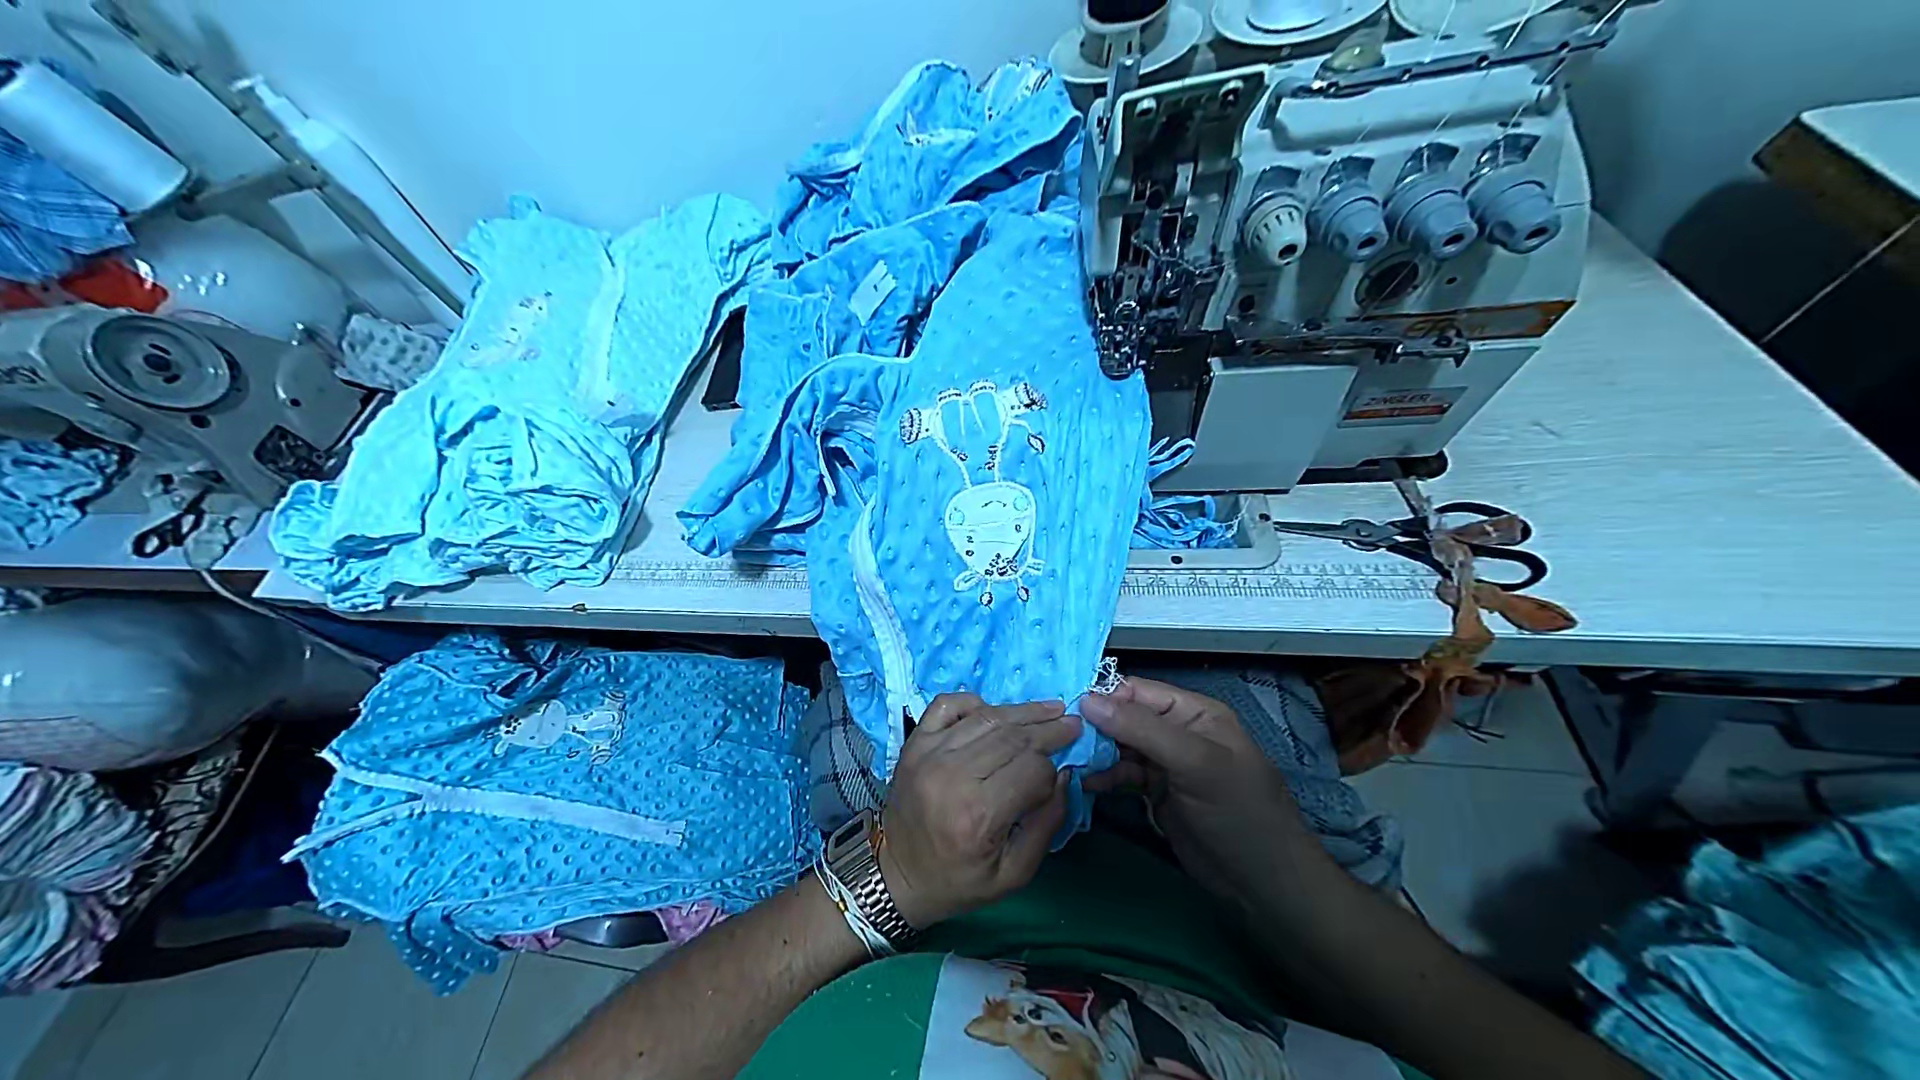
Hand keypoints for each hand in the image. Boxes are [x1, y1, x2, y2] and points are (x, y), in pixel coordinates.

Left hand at [878, 693, 1079, 928]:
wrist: (896, 875)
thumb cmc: (958, 880)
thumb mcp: (1014, 874)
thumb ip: (1047, 824)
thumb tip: (1066, 775)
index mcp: (978, 814)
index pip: (1032, 769)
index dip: (1053, 769)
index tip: (1064, 769)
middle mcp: (952, 775)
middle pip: (1012, 737)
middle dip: (1048, 729)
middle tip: (1072, 723)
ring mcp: (929, 753)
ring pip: (986, 717)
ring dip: (1022, 711)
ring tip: (1050, 709)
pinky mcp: (914, 742)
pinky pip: (947, 705)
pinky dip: (973, 702)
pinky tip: (994, 710)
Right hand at [1081, 678, 1304, 903]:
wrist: (1263, 885)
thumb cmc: (1237, 813)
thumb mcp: (1194, 762)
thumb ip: (1142, 729)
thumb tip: (1087, 699)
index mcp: (1192, 712)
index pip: (1136, 691)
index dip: (1102, 699)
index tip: (1065, 713)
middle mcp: (1177, 731)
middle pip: (1124, 717)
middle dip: (1093, 727)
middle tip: (1060, 742)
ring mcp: (1165, 763)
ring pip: (1119, 746)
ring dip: (1094, 753)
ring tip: (1066, 763)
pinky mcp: (1156, 793)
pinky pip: (1122, 774)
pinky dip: (1103, 777)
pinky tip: (1084, 783)